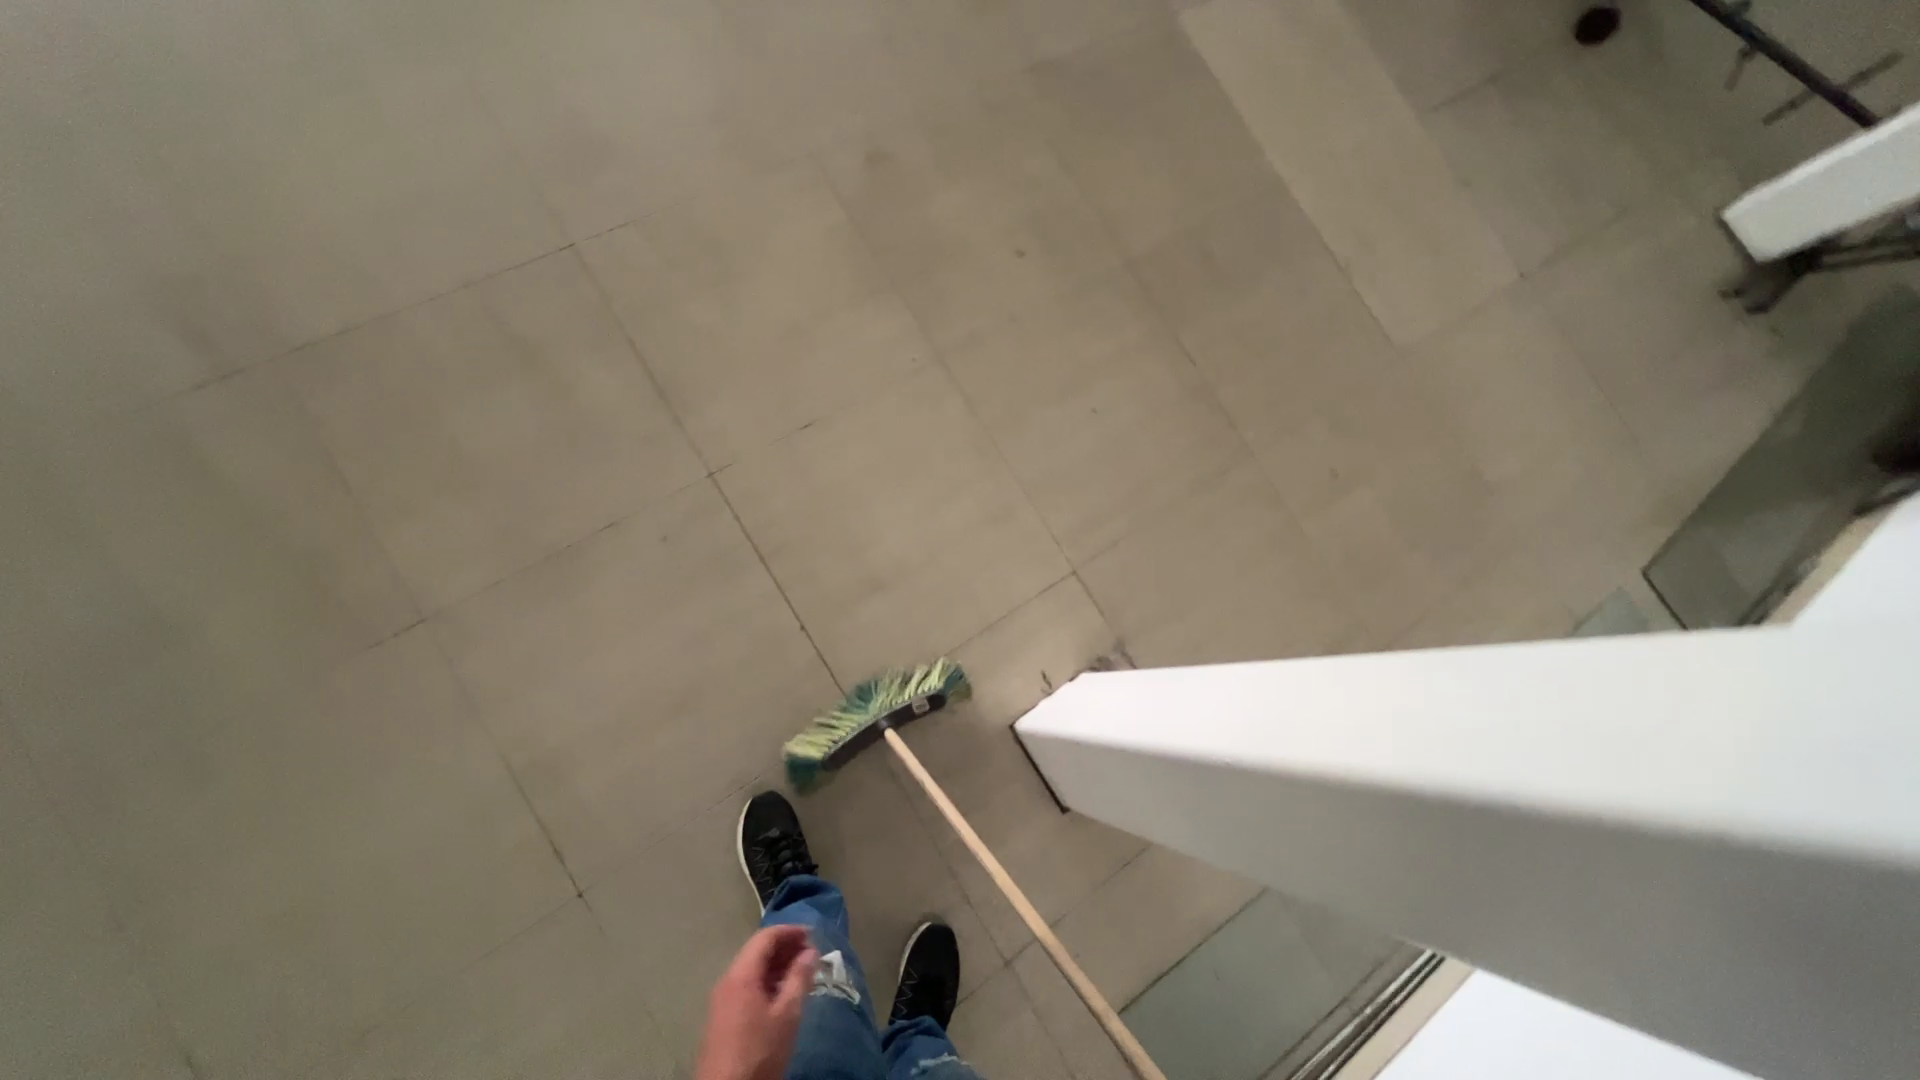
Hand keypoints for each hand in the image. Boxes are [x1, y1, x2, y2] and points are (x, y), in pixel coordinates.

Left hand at [695, 925, 817, 1079]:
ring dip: (778, 966)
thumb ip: (799, 979)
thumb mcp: (787, 1015)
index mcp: (741, 975)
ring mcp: (723, 1000)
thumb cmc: (759, 1052)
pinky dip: (768, 982)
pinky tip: (784, 994)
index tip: (814, 935)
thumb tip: (810, 951)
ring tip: (803, 973)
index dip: (790, 931)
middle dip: (786, 948)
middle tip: (812, 954)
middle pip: (757, 952)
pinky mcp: (724, 1017)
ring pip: (752, 970)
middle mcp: (728, 981)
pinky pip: (747, 987)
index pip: (765, 938)